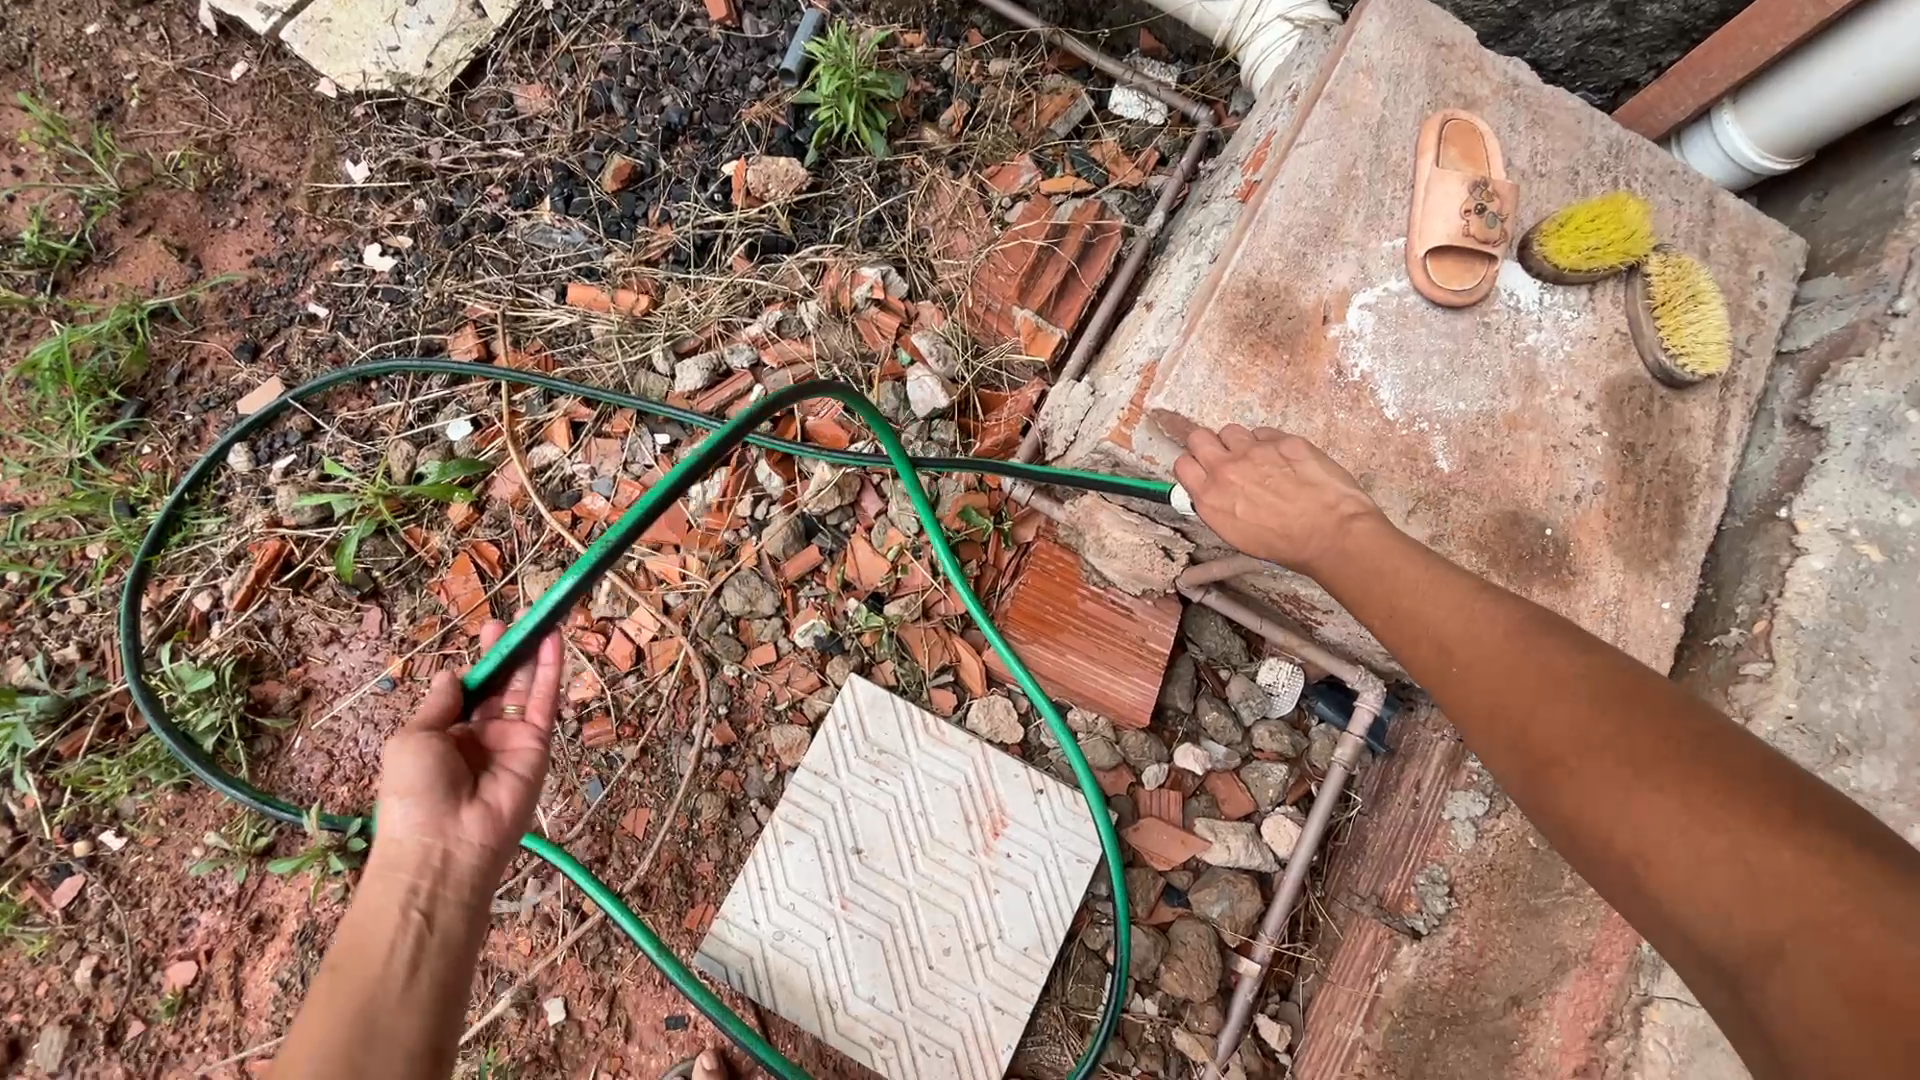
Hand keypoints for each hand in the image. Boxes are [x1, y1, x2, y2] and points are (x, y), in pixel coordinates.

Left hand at [371, 619, 562, 891]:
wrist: (446, 844)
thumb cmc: (414, 792)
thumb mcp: (412, 740)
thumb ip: (439, 703)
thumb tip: (454, 673)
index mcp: (445, 734)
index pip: (468, 690)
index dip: (479, 662)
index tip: (489, 632)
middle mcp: (481, 733)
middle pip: (500, 684)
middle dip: (507, 652)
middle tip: (514, 620)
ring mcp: (512, 738)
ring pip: (526, 687)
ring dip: (533, 654)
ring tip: (539, 619)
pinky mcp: (539, 743)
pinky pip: (545, 702)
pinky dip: (551, 671)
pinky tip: (553, 641)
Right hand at [1174, 424, 1385, 575]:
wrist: (1330, 532)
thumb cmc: (1285, 544)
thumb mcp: (1234, 534)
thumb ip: (1216, 505)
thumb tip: (1213, 492)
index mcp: (1210, 497)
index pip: (1182, 464)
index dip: (1193, 465)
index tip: (1202, 470)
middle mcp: (1226, 469)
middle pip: (1199, 437)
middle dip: (1207, 445)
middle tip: (1224, 457)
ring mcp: (1255, 450)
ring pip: (1231, 431)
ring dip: (1239, 443)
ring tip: (1257, 459)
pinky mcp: (1283, 440)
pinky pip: (1264, 432)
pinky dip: (1268, 443)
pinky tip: (1282, 460)